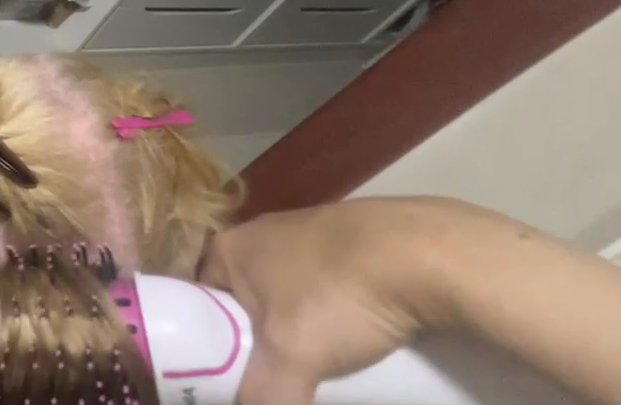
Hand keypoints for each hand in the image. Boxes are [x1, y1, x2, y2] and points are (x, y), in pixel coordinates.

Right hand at [197, 198, 471, 404]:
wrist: (419, 254)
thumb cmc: (335, 295)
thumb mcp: (292, 355)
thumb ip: (264, 394)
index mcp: (227, 247)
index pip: (201, 297)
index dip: (212, 336)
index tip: (232, 371)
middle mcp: (258, 233)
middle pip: (248, 297)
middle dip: (263, 336)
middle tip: (282, 374)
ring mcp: (304, 231)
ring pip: (291, 292)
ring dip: (302, 325)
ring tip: (326, 363)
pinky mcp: (348, 239)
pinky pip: (328, 283)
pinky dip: (338, 310)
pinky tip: (362, 334)